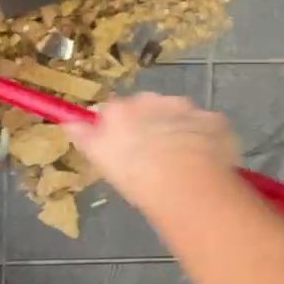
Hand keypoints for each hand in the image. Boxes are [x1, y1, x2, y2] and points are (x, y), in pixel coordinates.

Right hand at [66, 94, 241, 209]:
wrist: (185, 183)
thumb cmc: (135, 173)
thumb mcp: (99, 156)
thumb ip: (82, 134)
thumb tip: (68, 121)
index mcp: (120, 109)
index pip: (113, 108)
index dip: (117, 124)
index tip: (121, 143)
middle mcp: (151, 100)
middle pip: (147, 107)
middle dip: (149, 124)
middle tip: (151, 155)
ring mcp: (186, 108)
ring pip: (178, 115)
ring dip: (177, 130)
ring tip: (180, 161)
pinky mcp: (214, 120)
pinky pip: (207, 126)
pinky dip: (206, 139)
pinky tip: (204, 161)